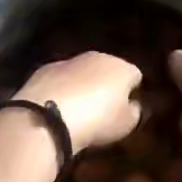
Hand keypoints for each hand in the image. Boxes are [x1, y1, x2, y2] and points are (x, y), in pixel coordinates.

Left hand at [13, 52, 142, 150]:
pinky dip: (62, 89)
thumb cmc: (97, 121)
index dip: (133, 92)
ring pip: (83, 71)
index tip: (127, 108)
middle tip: (103, 109)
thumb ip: (134, 112)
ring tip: (78, 110)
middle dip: (107, 85)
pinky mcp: (45, 69)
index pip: (135, 76)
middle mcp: (97, 57)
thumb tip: (132, 105)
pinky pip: (61, 78)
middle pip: (108, 69)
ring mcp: (69, 61)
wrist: (49, 117)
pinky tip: (58, 107)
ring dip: (83, 85)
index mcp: (122, 68)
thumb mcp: (126, 125)